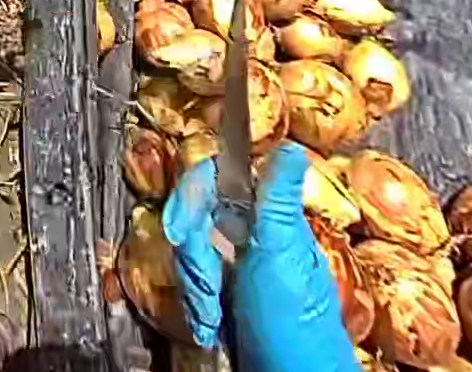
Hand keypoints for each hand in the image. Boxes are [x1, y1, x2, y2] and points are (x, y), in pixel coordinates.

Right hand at [159, 145, 356, 371]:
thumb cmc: (291, 322)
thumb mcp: (283, 254)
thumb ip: (278, 198)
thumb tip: (291, 147)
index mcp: (264, 212)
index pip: (214, 174)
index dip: (191, 194)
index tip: (180, 229)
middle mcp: (247, 228)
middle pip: (194, 210)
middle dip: (192, 253)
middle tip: (208, 288)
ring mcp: (233, 260)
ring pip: (187, 246)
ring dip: (193, 284)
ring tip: (213, 315)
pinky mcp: (221, 290)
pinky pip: (189, 278)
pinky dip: (194, 303)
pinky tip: (209, 325)